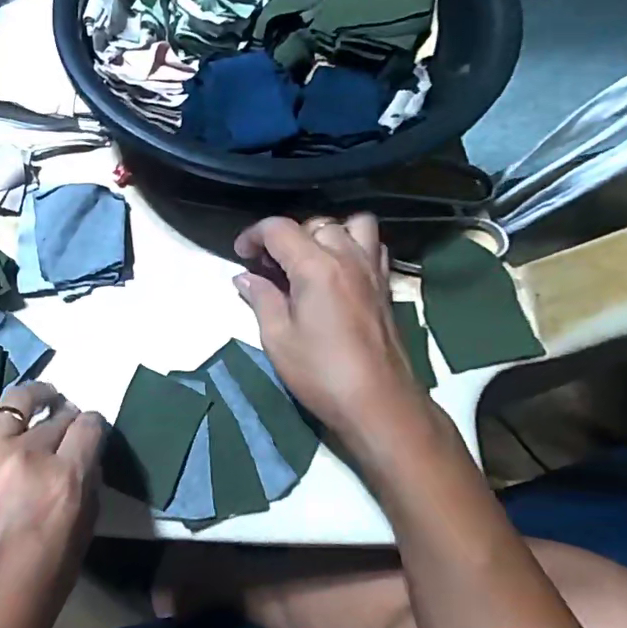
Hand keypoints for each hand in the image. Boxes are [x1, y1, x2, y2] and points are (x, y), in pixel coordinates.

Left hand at [0, 382, 105, 627]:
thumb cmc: (22, 604)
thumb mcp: (76, 553)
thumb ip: (86, 499)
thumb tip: (86, 466)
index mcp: (64, 481)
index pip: (91, 425)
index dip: (94, 432)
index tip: (89, 443)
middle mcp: (28, 454)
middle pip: (59, 414)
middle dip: (67, 425)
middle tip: (62, 443)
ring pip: (20, 399)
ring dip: (36, 402)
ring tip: (39, 410)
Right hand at [232, 214, 433, 442]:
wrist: (379, 403)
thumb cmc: (321, 373)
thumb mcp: (278, 338)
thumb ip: (261, 299)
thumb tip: (245, 278)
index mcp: (316, 266)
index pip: (279, 229)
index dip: (253, 236)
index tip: (241, 255)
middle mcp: (347, 257)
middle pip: (314, 224)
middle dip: (287, 238)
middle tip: (271, 268)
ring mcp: (371, 269)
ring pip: (351, 225)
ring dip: (326, 234)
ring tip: (310, 261)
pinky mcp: (385, 285)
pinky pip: (372, 246)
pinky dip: (354, 247)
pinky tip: (339, 273)